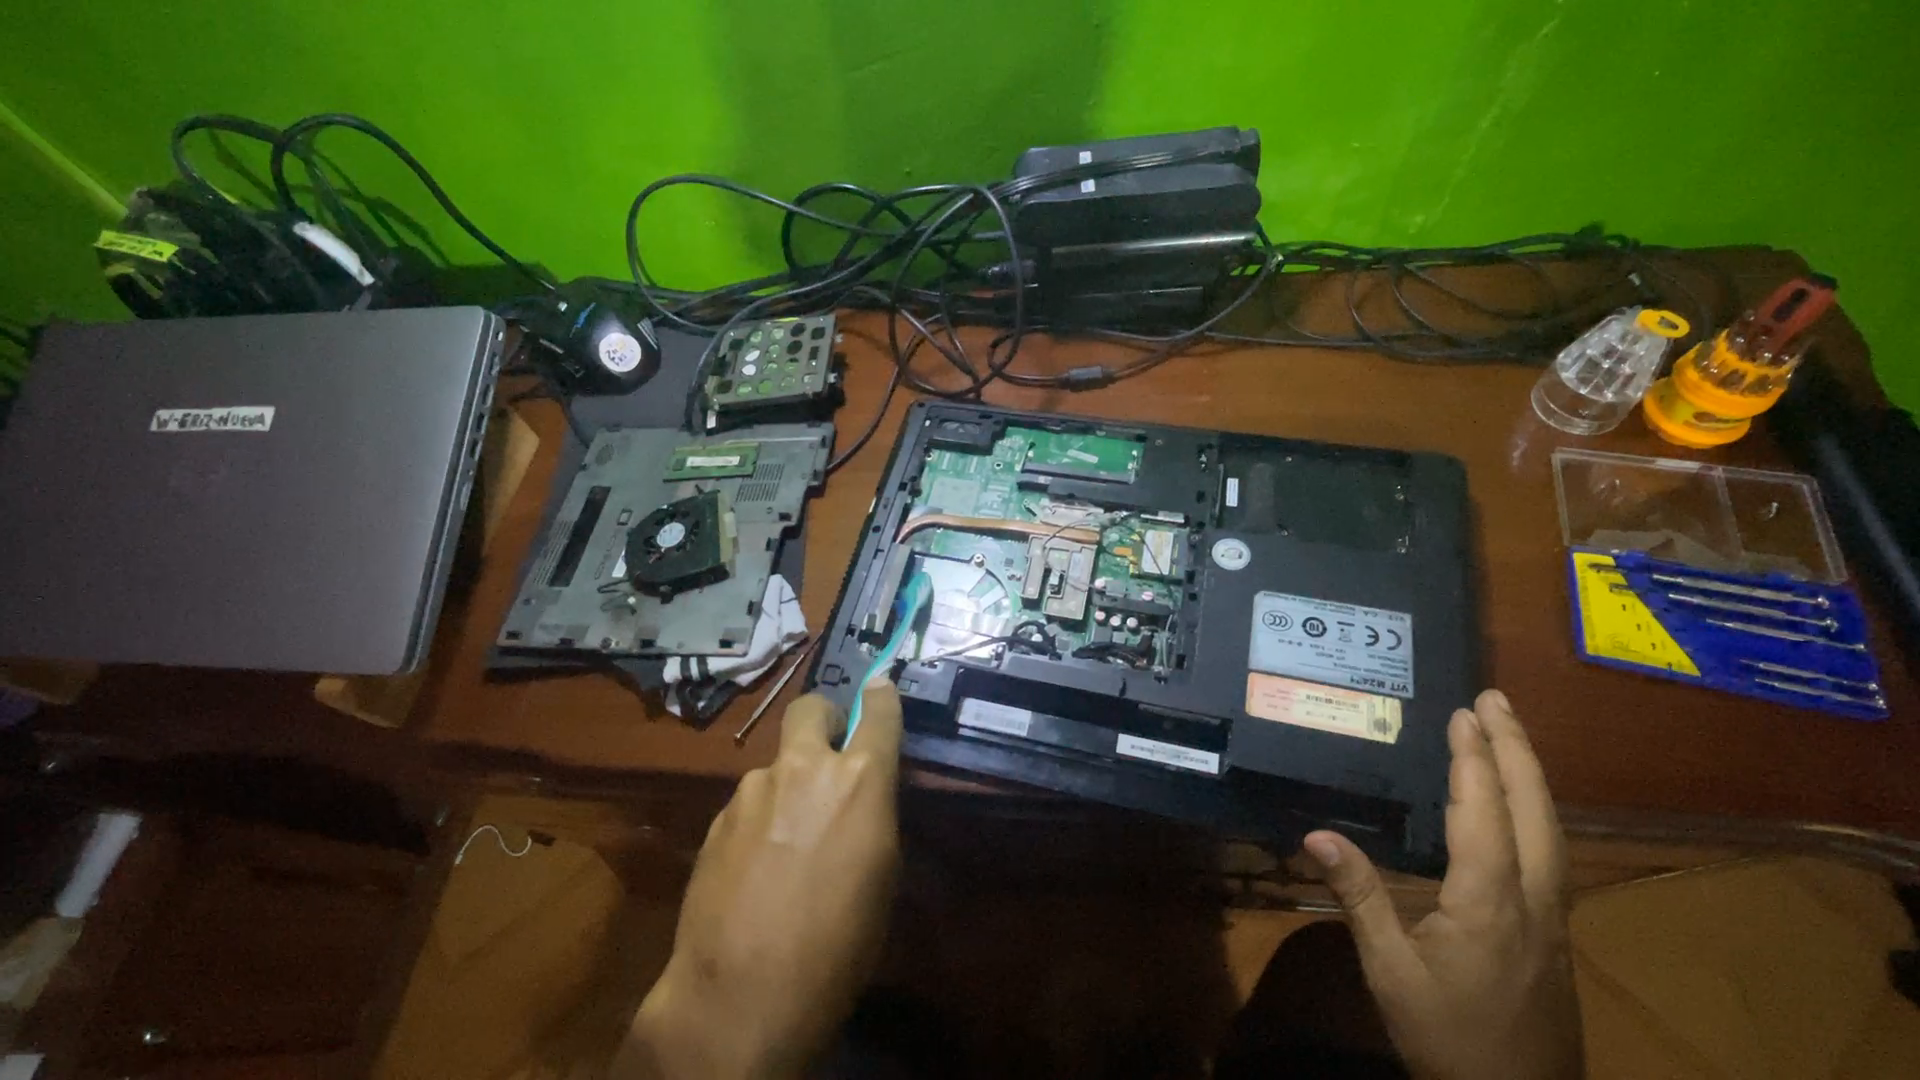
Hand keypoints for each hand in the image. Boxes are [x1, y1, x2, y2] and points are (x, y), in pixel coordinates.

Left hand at [615, 683, 904, 1079]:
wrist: (742, 992)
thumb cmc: (839, 945)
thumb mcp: (882, 878)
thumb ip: (873, 817)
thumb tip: (864, 796)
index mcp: (859, 781)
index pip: (878, 712)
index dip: (882, 695)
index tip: (881, 685)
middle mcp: (803, 770)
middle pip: (811, 708)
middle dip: (824, 720)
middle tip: (828, 755)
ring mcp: (753, 791)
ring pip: (776, 767)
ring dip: (788, 787)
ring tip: (787, 846)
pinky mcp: (717, 819)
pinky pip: (749, 804)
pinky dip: (759, 821)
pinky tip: (756, 869)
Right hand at [1303, 690, 1583, 1079]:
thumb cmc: (1447, 1038)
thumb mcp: (1391, 971)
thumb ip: (1360, 898)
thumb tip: (1316, 834)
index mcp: (1491, 902)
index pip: (1484, 812)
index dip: (1474, 759)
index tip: (1464, 712)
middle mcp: (1534, 899)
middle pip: (1535, 809)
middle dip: (1516, 749)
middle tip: (1497, 699)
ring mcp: (1553, 918)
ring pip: (1552, 830)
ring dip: (1531, 775)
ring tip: (1510, 735)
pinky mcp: (1555, 935)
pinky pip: (1551, 853)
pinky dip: (1535, 810)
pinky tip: (1522, 807)